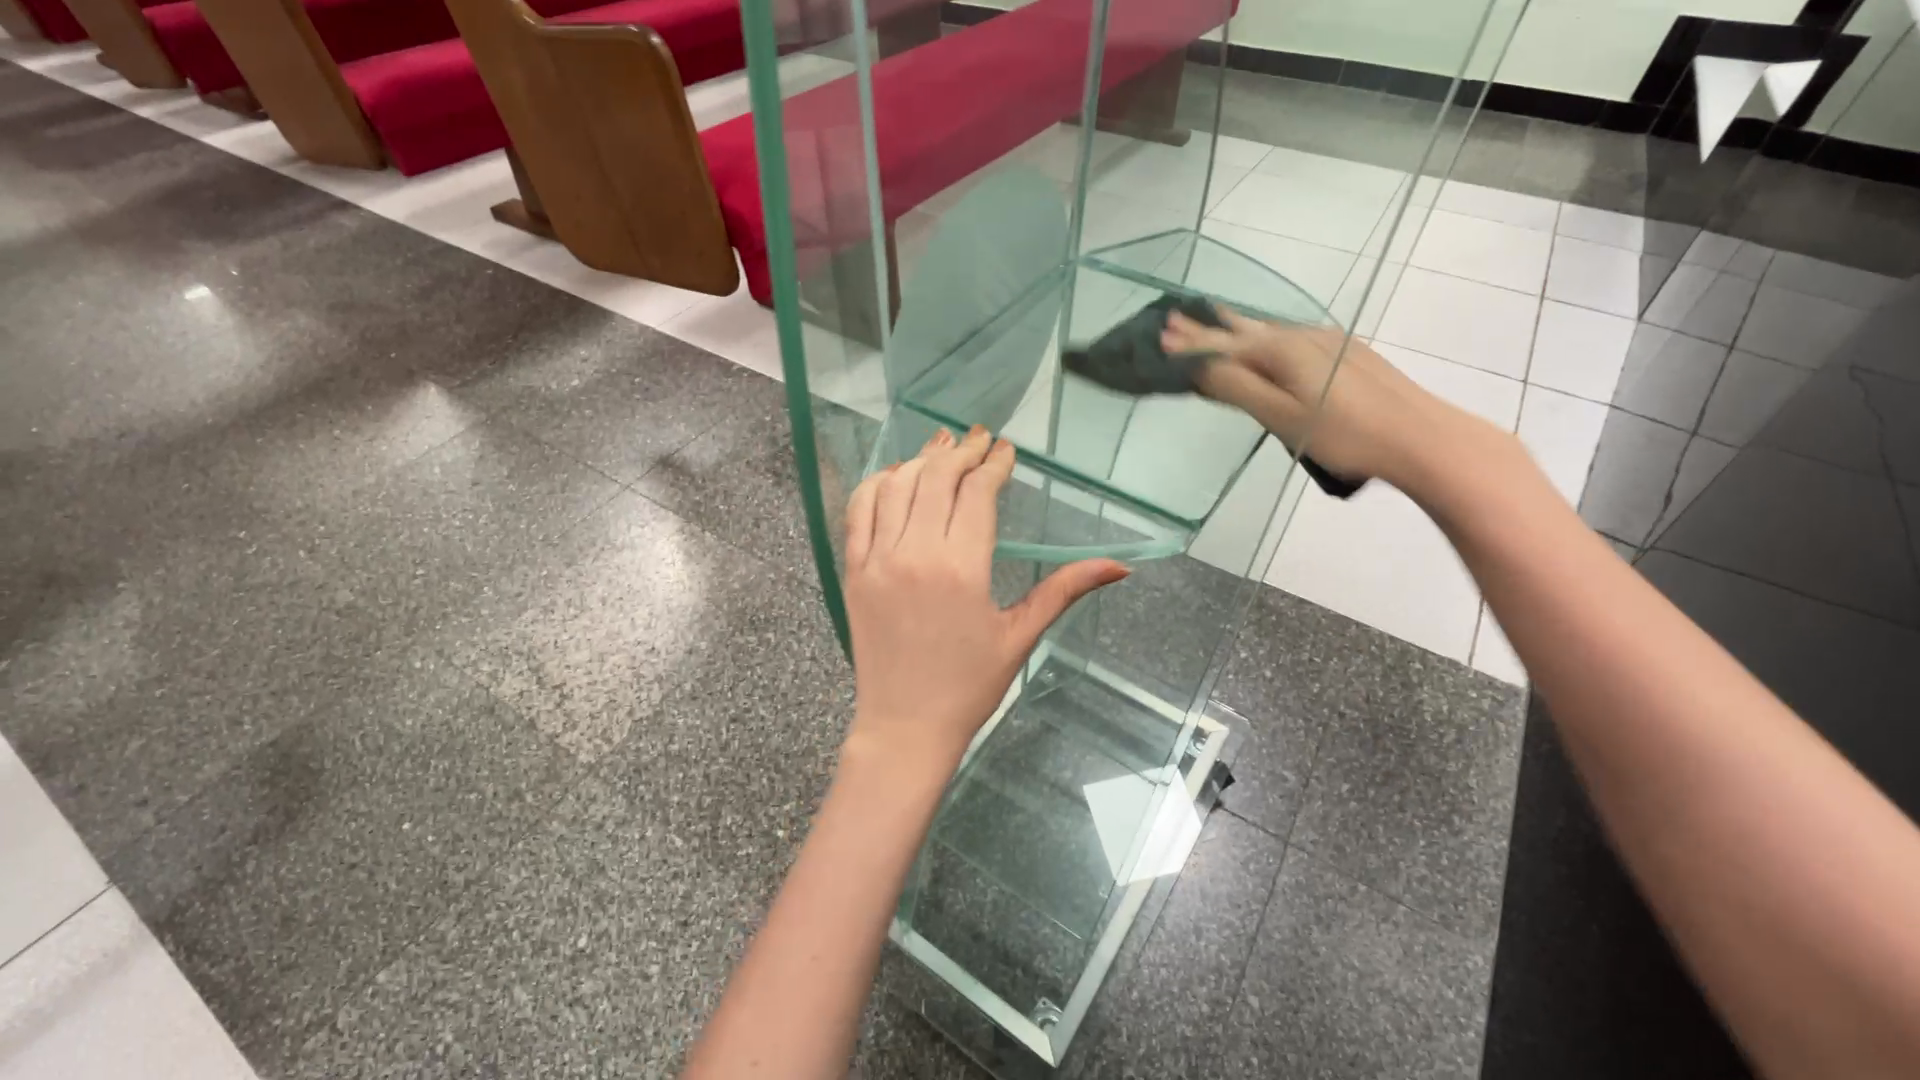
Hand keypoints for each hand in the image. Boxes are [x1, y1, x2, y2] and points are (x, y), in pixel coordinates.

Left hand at [839, 427, 1129, 782]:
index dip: (995, 464)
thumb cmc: (969, 686)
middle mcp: (916, 553)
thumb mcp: (1020, 636)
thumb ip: (1064, 590)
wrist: (905, 726)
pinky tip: (895, 476)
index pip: (978, 492)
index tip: (1006, 451)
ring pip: (897, 485)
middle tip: (980, 439)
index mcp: (962, 567)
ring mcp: (879, 560)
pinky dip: (877, 484)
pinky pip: (859, 511)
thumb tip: (1120, 566)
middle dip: (962, 451)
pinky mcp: (854, 571)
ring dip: (921, 460)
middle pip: (938, 478)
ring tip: (943, 447)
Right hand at [1165, 307, 1500, 495]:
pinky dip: (1265, 339)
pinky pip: (1291, 338)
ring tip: (1215, 320)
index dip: (1189, 343)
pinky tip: (1268, 343)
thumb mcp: (1281, 417)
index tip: (1157, 335)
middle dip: (1208, 328)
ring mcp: (1328, 343)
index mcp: (1280, 351)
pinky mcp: (1347, 355)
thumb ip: (1237, 389)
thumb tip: (1197, 367)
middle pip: (1244, 331)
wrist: (1420, 438)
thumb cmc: (1346, 435)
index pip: (1221, 344)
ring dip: (1237, 329)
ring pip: (1270, 332)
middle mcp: (1301, 337)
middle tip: (1175, 318)